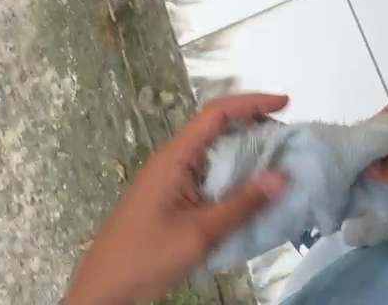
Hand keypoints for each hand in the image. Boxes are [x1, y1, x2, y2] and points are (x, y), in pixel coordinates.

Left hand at [64, 93, 288, 304]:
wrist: (102, 291)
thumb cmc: (146, 256)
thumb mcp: (200, 233)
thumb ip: (242, 204)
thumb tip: (282, 176)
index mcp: (176, 155)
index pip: (217, 112)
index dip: (252, 102)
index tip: (285, 103)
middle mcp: (173, 157)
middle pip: (216, 126)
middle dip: (253, 125)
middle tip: (286, 138)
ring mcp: (169, 177)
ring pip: (212, 150)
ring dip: (243, 150)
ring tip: (274, 161)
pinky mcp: (169, 196)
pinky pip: (206, 172)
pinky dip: (230, 172)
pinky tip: (247, 190)